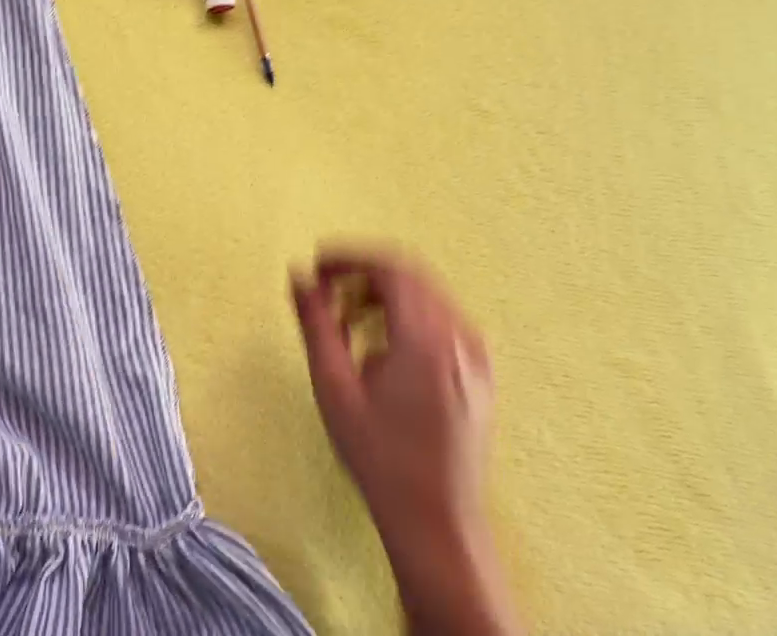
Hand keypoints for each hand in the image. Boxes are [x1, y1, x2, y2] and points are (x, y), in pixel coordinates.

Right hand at [291, 246, 519, 635]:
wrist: (435, 517)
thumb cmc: (379, 455)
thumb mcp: (333, 386)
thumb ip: (316, 324)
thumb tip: (298, 278)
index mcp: (427, 342)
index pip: (392, 270)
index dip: (349, 259)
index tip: (315, 265)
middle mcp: (461, 342)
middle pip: (413, 278)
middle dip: (363, 274)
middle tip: (323, 289)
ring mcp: (476, 359)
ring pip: (428, 298)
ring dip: (383, 295)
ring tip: (343, 321)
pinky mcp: (478, 375)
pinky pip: (442, 322)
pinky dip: (405, 316)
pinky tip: (377, 344)